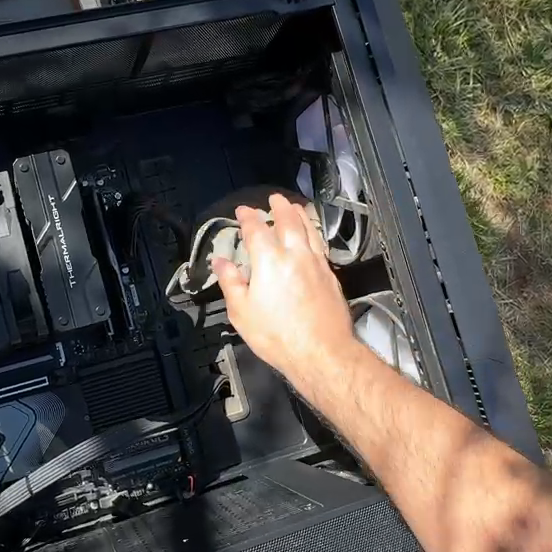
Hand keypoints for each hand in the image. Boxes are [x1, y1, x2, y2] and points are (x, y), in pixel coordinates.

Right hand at [211, 193, 360, 388]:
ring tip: (295, 207)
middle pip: (288, 221)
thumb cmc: (279, 336)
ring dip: (300, 215)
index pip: (256, 229)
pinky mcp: (330, 276)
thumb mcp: (241, 312)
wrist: (322, 352)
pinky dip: (313, 234)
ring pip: (309, 230)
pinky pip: (320, 245)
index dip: (247, 217)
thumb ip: (230, 282)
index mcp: (269, 260)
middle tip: (274, 198)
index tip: (242, 211)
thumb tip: (220, 262)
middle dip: (279, 207)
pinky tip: (312, 238)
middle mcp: (295, 255)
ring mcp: (316, 264)